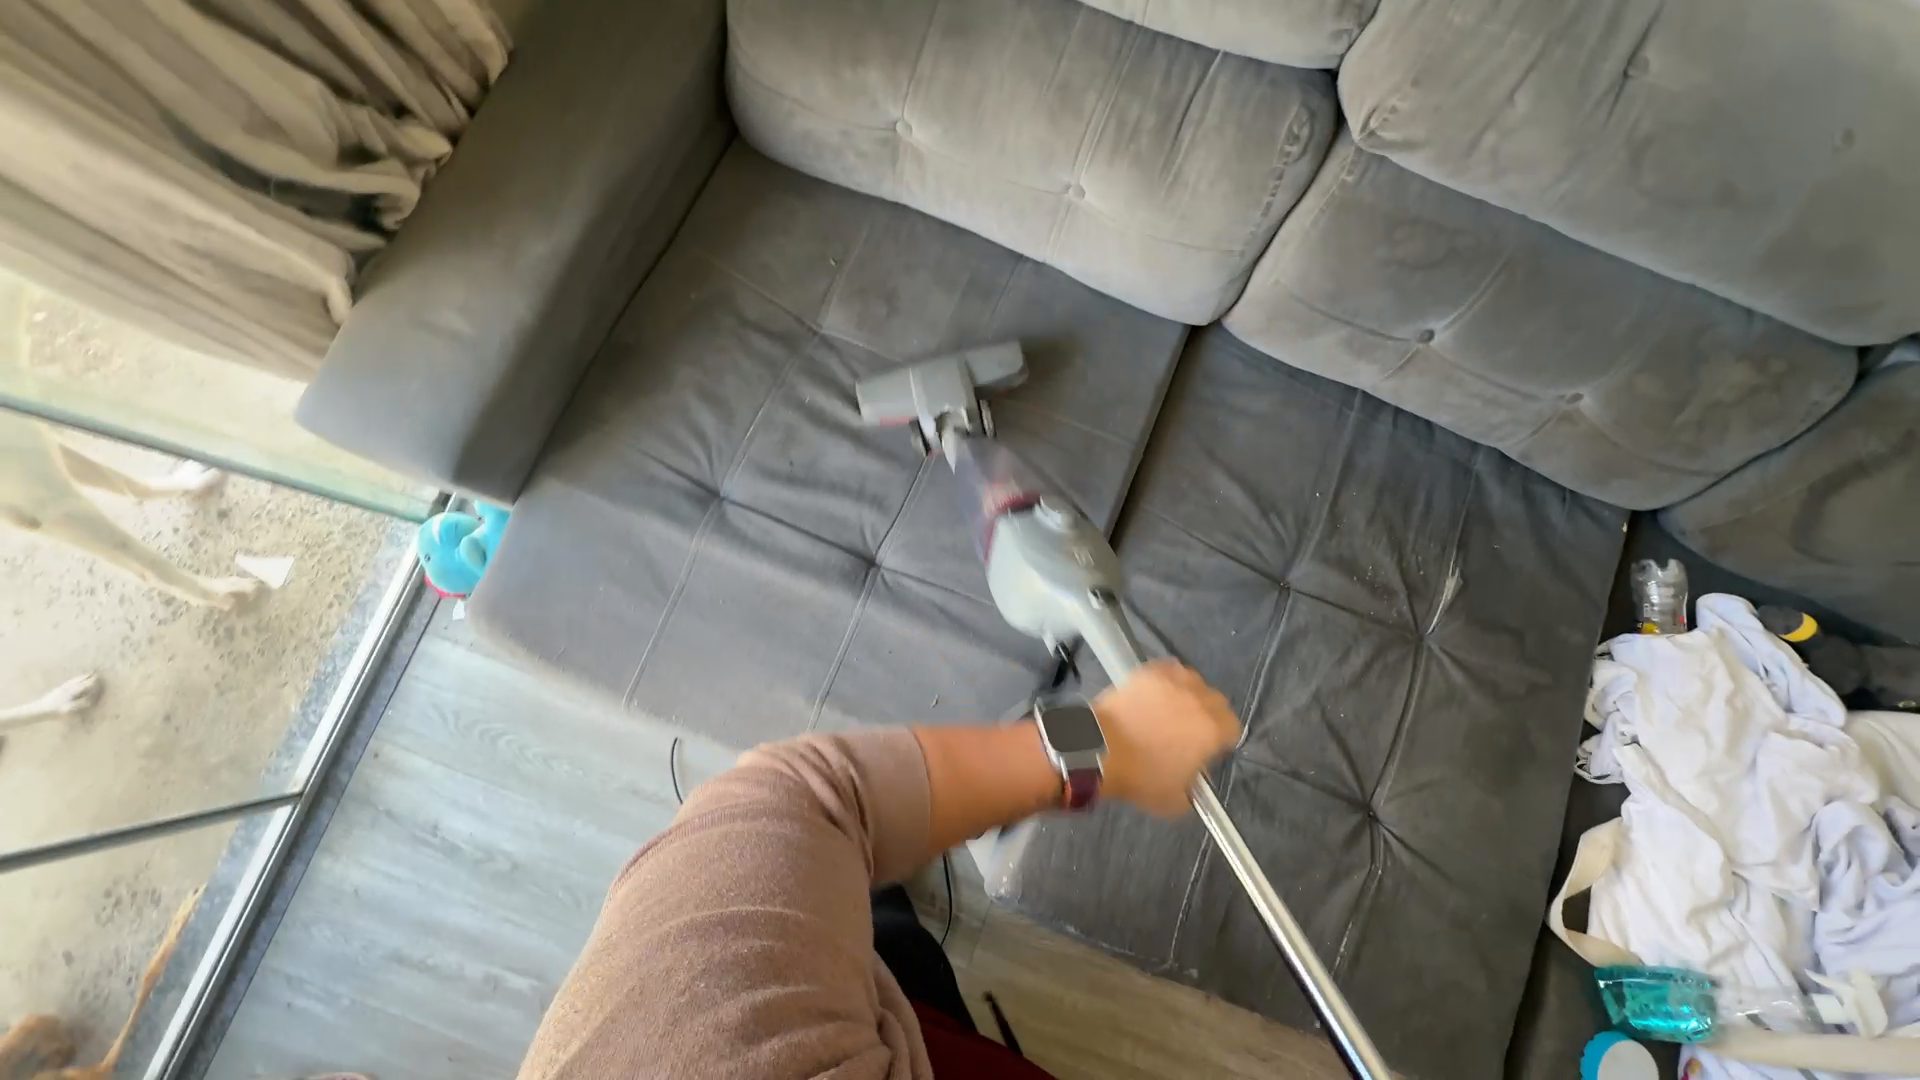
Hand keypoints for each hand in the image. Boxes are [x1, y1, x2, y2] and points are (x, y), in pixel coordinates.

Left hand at [1094, 660, 1241, 816]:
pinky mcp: (1149, 672)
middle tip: (1188, 729)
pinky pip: (1170, 668)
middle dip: (1208, 715)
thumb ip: (1194, 789)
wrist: (1099, 749)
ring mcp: (1173, 682)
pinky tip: (1158, 690)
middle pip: (1217, 702)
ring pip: (1195, 681)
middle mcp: (1199, 701)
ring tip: (1173, 706)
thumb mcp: (1175, 801)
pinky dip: (1169, 677)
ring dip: (1190, 693)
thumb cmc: (1140, 777)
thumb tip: (1194, 777)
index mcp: (1212, 731)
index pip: (1233, 727)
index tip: (1207, 748)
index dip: (1221, 738)